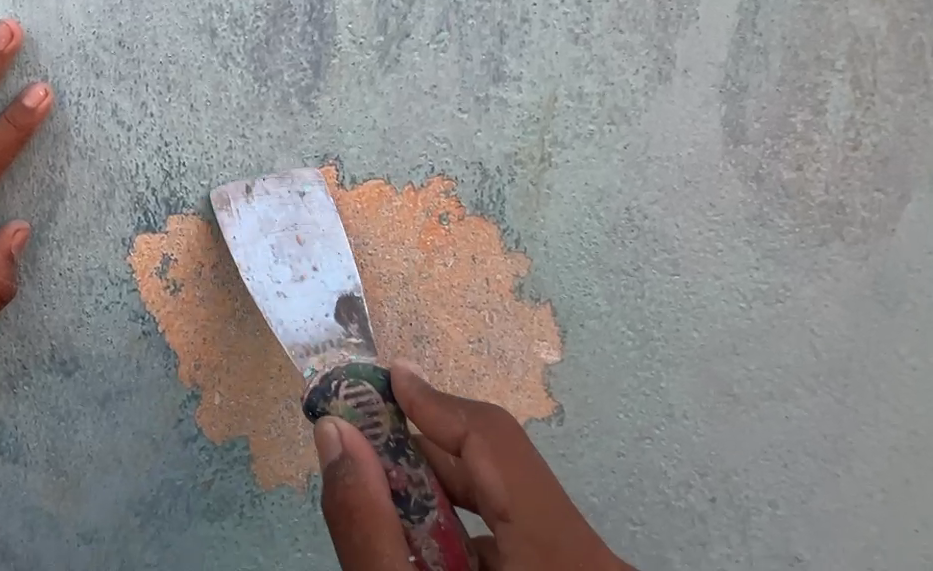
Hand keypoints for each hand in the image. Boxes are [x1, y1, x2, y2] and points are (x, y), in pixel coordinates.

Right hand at [316, 363, 632, 570]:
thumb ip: (367, 524)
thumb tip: (335, 432)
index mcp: (565, 560)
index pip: (492, 438)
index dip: (429, 400)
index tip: (375, 379)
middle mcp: (597, 564)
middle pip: (498, 474)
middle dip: (418, 454)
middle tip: (354, 443)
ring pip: (509, 512)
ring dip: (438, 499)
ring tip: (383, 507)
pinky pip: (524, 545)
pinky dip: (467, 538)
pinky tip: (428, 556)